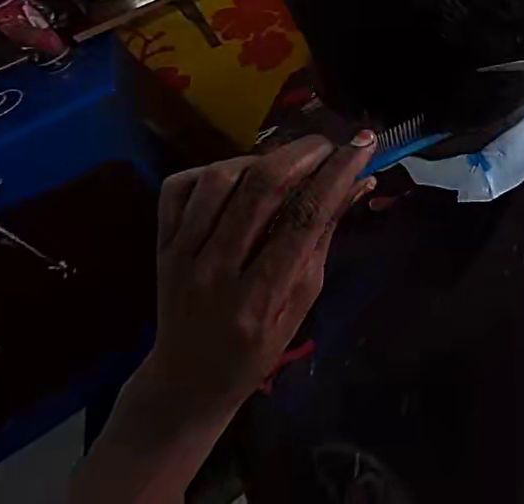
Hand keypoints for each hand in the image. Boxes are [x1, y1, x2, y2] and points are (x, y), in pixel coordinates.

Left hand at [138, 133, 375, 413]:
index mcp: (260, 299)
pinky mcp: (160, 241)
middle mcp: (216, 272)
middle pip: (260, 188)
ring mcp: (181, 254)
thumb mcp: (303, 301)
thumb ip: (325, 237)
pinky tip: (235, 180)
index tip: (362, 144)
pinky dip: (213, 169)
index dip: (337, 174)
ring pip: (221, 177)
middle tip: (326, 145)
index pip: (304, 219)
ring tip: (281, 168)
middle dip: (303, 153)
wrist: (187, 380)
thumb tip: (358, 180)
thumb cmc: (257, 348)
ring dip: (260, 160)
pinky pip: (182, 184)